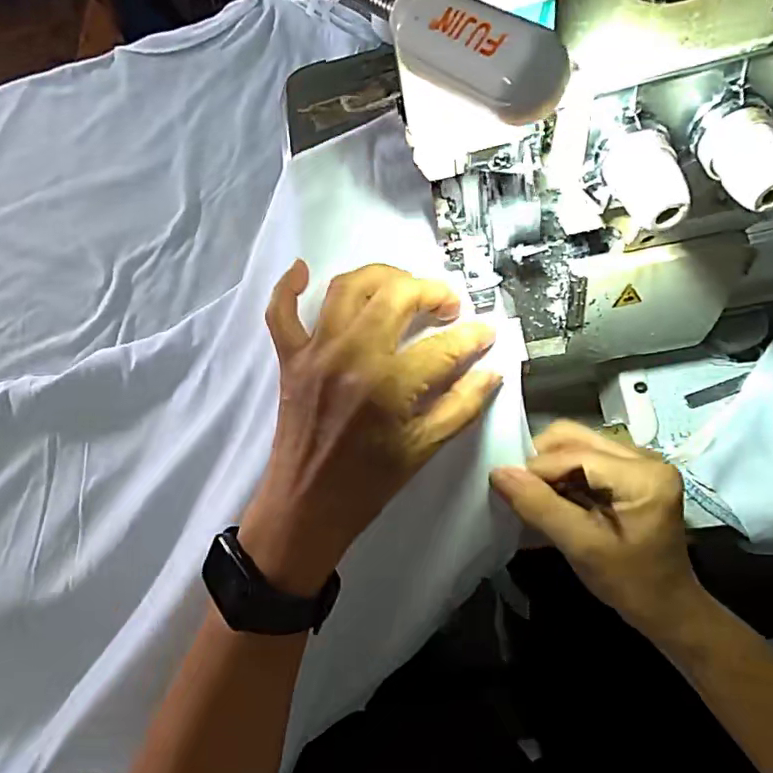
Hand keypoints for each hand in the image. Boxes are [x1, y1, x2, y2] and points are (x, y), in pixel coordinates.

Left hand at [239, 261, 502, 595]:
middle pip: (396, 295)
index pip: (444, 345)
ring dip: (381, 277)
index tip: (487, 332)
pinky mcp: (290, 358)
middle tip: (448, 306)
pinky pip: (280, 311)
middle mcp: (352, 356)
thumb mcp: (425, 448)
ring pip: (347, 287)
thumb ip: (463, 405)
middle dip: (432, 292)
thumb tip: (492, 370)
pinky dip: (289, 286)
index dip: (473, 336)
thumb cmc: (370, 481)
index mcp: (390, 385)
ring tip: (402, 288)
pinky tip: (304, 269)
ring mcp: (316, 352)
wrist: (308, 503)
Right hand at [489, 421, 704, 640]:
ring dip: (550, 469)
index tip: (504, 488)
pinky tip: (551, 498)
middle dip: (541, 462)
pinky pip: (586, 460)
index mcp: (643, 474)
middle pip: (576, 439)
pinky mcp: (630, 473)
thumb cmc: (629, 582)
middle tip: (517, 489)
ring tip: (532, 495)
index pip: (575, 454)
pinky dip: (563, 476)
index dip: (535, 469)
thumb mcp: (582, 547)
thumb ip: (540, 507)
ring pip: (577, 446)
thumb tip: (498, 473)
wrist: (666, 608)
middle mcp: (645, 457)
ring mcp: (639, 463)